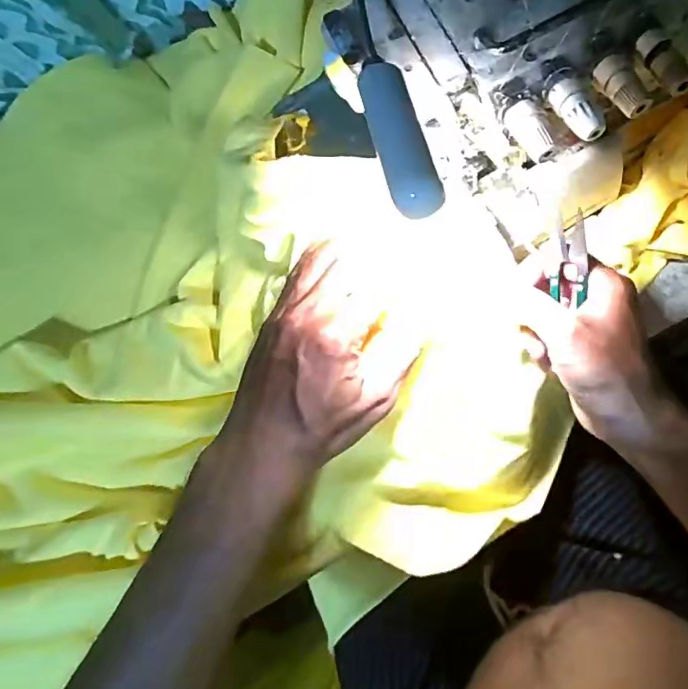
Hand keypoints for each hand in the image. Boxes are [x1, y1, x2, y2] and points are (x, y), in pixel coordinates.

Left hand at [218, 242, 424, 480]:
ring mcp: (286, 309)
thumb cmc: (325, 425)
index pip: (377, 289)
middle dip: (379, 259)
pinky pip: (299, 271)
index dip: (402, 283)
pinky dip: (320, 256)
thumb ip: (402, 353)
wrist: (263, 442)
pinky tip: (337, 249)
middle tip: (400, 256)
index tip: (420, 280)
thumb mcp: (375, 399)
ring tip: (374, 247)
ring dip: (351, 251)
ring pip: (321, 260)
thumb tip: (423, 317)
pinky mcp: (274, 313)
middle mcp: (308, 311)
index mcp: (336, 333)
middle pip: (349, 264)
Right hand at [515, 259, 687, 454]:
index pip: (562, 257)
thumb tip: (507, 288)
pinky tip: (549, 366)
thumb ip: (532, 303)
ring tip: (544, 355)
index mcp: (604, 283)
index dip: (538, 271)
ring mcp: (589, 323)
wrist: (629, 418)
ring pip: (546, 313)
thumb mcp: (563, 331)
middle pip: (550, 286)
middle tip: (535, 333)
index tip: (520, 295)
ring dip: (537, 334)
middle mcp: (599, 298)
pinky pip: (551, 335)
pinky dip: (545, 348)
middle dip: (534, 311)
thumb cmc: (602, 368)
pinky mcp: (581, 347)